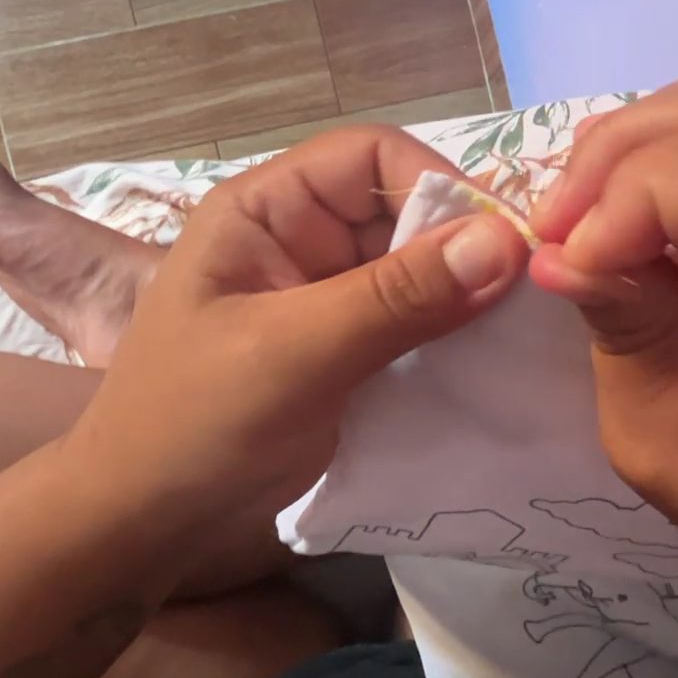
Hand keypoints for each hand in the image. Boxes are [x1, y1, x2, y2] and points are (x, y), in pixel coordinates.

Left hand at [64, 125, 528, 540]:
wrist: (147, 521)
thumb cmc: (195, 423)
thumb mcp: (292, 353)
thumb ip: (395, 297)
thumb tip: (505, 241)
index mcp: (267, 211)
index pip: (369, 157)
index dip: (439, 183)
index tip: (505, 242)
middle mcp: (301, 242)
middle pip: (402, 214)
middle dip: (462, 248)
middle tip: (530, 299)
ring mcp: (325, 300)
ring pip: (415, 273)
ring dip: (464, 298)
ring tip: (520, 333)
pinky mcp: (346, 352)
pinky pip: (411, 326)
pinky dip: (448, 339)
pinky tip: (489, 363)